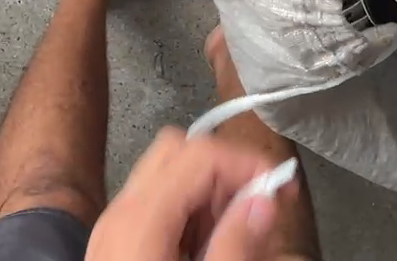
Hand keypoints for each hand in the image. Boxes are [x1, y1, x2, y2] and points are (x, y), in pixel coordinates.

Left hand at [86, 128, 289, 260]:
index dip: (245, 163)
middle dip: (225, 168)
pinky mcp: (117, 244)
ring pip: (168, 170)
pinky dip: (190, 208)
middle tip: (257, 205)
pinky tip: (208, 246)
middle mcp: (121, 212)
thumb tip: (266, 199)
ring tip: (237, 231)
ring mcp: (114, 227)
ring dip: (209, 187)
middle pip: (178, 150)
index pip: (200, 155)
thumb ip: (238, 245)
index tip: (282, 187)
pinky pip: (158, 201)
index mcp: (140, 220)